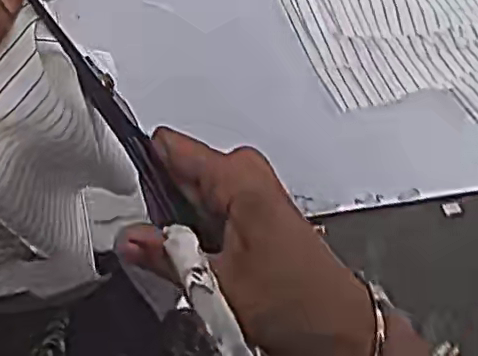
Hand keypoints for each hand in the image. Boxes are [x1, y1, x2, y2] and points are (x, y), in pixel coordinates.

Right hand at [119, 129, 401, 355]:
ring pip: (190, 189)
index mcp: (235, 173)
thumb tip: (128, 239)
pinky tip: (214, 260)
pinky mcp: (253, 201)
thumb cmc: (304, 305)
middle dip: (166, 208)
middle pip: (175, 170)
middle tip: (178, 248)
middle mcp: (243, 169)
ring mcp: (250, 184)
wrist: (350, 333)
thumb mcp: (220, 286)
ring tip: (203, 262)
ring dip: (184, 223)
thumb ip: (164, 256)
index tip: (128, 188)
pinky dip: (200, 228)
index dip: (142, 166)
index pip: (165, 144)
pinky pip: (207, 201)